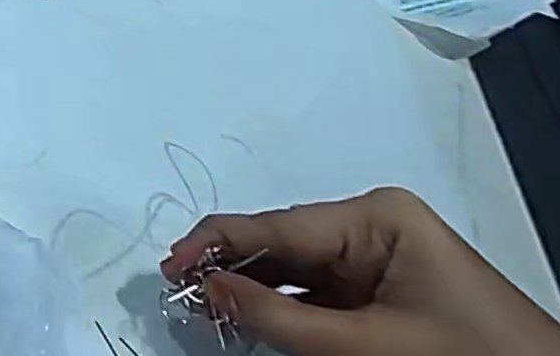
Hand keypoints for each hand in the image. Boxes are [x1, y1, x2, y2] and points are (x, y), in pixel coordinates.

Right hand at [161, 187, 559, 355]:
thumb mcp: (376, 349)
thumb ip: (285, 320)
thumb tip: (205, 288)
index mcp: (376, 217)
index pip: (278, 227)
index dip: (217, 244)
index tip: (170, 265)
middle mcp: (373, 227)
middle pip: (284, 247)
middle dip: (233, 271)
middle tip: (184, 293)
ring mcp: (382, 260)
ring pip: (299, 274)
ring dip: (256, 293)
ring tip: (208, 306)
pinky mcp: (389, 294)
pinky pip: (323, 296)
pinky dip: (289, 311)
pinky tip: (253, 317)